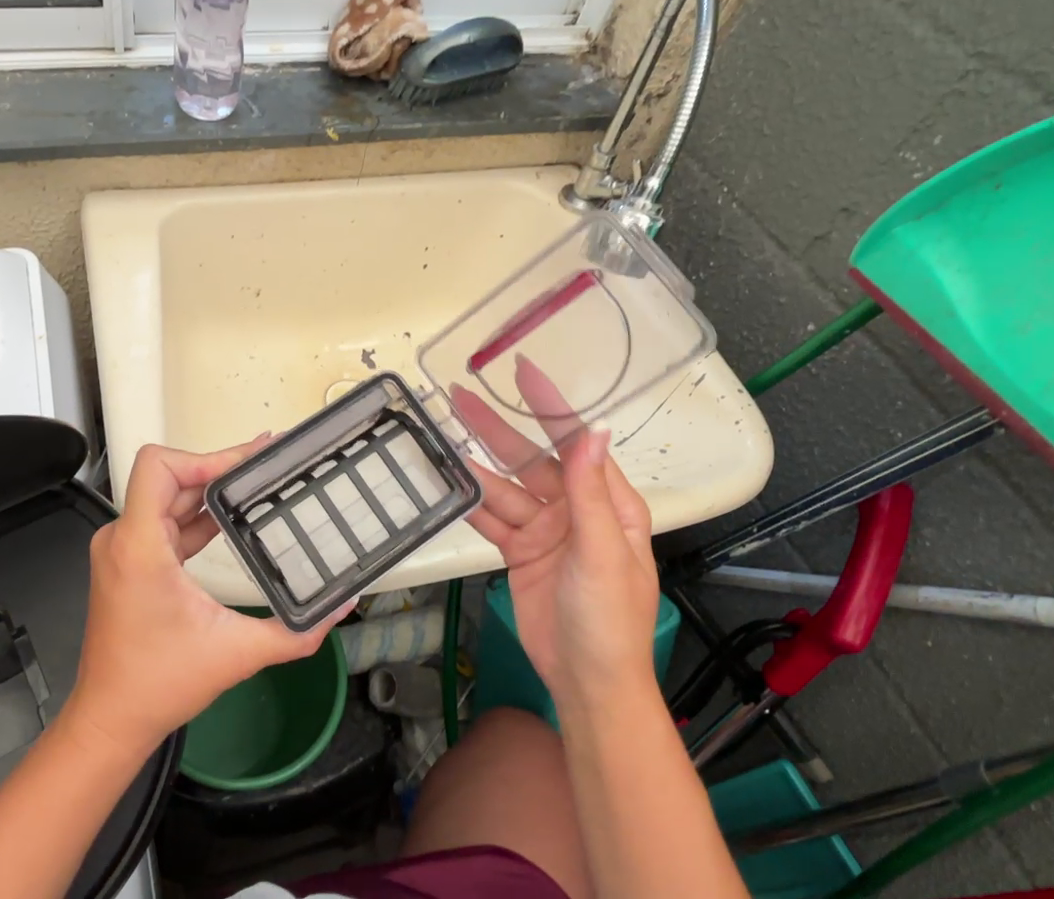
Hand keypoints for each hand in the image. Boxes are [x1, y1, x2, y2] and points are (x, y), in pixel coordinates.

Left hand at [60, 439, 349, 756]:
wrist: (110, 719)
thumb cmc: (159, 685)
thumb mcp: (237, 653)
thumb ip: (296, 632)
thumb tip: (341, 606)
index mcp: (139, 546)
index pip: (158, 466)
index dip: (203, 457)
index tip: (244, 466)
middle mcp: (123, 539)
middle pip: (169, 477)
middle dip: (219, 469)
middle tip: (266, 464)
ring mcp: (122, 550)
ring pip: (166, 497)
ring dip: (209, 491)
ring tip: (255, 485)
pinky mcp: (128, 563)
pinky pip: (163, 521)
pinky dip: (196, 515)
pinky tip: (229, 518)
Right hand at [454, 359, 658, 709]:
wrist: (587, 682)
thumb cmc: (610, 620)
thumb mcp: (603, 552)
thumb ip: (590, 492)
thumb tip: (592, 431)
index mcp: (609, 503)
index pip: (575, 443)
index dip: (550, 406)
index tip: (523, 371)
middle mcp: (576, 510)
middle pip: (531, 460)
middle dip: (499, 428)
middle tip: (462, 396)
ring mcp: (545, 531)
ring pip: (506, 487)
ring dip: (477, 464)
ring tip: (444, 433)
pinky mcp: (521, 553)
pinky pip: (493, 520)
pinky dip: (472, 503)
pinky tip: (451, 482)